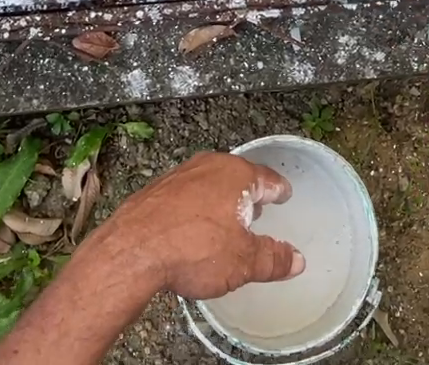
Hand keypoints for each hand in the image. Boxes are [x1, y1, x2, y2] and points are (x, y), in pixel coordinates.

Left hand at [91, 152, 304, 299]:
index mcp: (237, 175)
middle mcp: (210, 166)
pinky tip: (191, 230)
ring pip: (210, 183)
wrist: (133, 250)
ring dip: (219, 200)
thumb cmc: (191, 248)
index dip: (278, 189)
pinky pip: (185, 195)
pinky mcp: (157, 190)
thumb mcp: (244, 261)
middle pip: (238, 177)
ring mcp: (181, 175)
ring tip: (224, 222)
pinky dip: (194, 208)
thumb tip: (295, 259)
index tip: (283, 192)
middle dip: (248, 194)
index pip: (267, 178)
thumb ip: (273, 258)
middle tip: (257, 208)